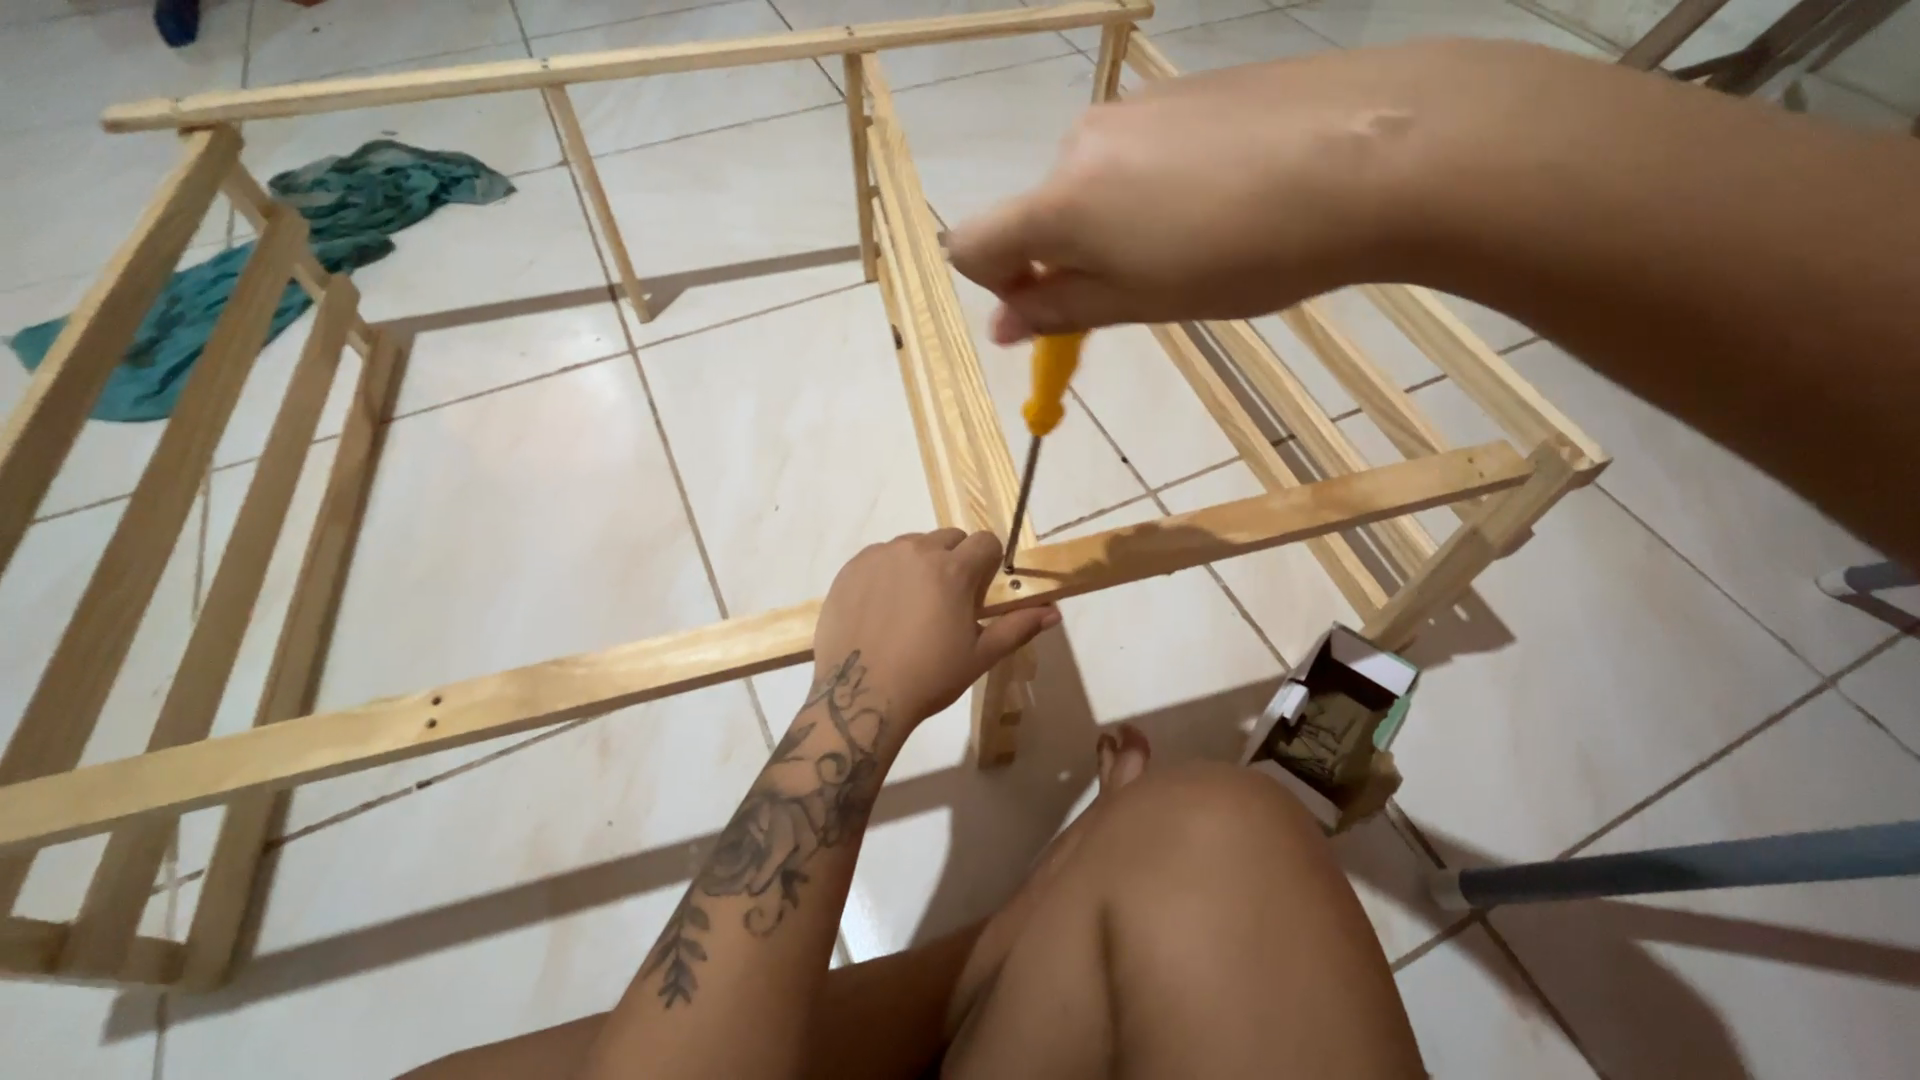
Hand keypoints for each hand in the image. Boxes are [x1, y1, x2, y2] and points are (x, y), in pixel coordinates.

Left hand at [811, 529, 1059, 724]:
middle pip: (949, 538)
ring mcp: (879, 557)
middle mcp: (916, 551)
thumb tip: (1054, 612)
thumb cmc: (929, 677)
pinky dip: (888, 572)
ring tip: (912, 607)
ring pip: (912, 545)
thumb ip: (1018, 627)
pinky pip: (880, 557)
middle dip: (956, 561)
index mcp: (953, 569)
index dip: (989, 564)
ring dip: (921, 564)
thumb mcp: (980, 655)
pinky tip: (883, 608)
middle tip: (947, 602)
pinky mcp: (850, 568)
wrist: (861, 696)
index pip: (985, 541)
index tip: (979, 593)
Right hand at [947, 44, 1469, 342]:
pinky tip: (1230, 199)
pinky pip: (1142, 152)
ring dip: (1118, 224)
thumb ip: (1062, 310)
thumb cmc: (1247, 252)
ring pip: (1094, 183)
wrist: (1376, 150)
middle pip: (1040, 213)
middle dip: (1071, 258)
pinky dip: (1158, 188)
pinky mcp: (1188, 88)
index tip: (1052, 309)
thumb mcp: (1143, 301)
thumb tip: (1001, 324)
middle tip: (1148, 287)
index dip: (997, 287)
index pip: (972, 244)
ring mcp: (1137, 107)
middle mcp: (1082, 141)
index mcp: (1060, 200)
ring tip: (1204, 243)